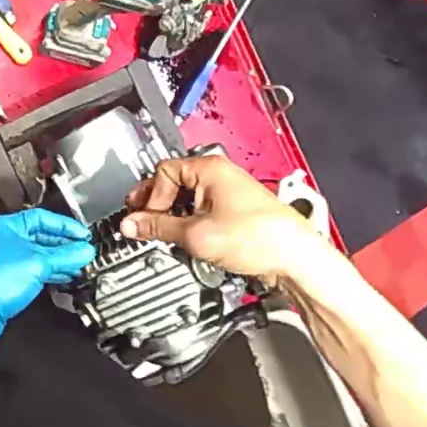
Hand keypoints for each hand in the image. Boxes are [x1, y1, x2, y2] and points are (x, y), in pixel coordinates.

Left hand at [0, 210, 97, 354]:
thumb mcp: (38, 264)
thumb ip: (65, 256)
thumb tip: (85, 250)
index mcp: (5, 225)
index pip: (42, 217)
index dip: (65, 225)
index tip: (83, 234)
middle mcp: (2, 238)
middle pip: (40, 236)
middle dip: (64, 244)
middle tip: (84, 251)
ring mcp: (3, 259)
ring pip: (37, 254)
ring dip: (59, 260)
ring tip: (79, 265)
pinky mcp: (5, 278)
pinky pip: (32, 269)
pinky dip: (49, 272)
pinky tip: (65, 277)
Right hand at [121, 156, 320, 282]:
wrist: (294, 258)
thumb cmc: (259, 237)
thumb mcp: (195, 234)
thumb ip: (157, 228)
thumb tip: (132, 224)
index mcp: (209, 168)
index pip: (162, 172)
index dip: (149, 197)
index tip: (140, 219)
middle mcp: (219, 175)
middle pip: (173, 184)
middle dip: (156, 206)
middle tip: (142, 225)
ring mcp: (227, 193)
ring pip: (187, 199)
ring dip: (172, 217)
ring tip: (165, 236)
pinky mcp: (234, 212)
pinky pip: (201, 211)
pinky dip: (189, 224)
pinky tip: (186, 240)